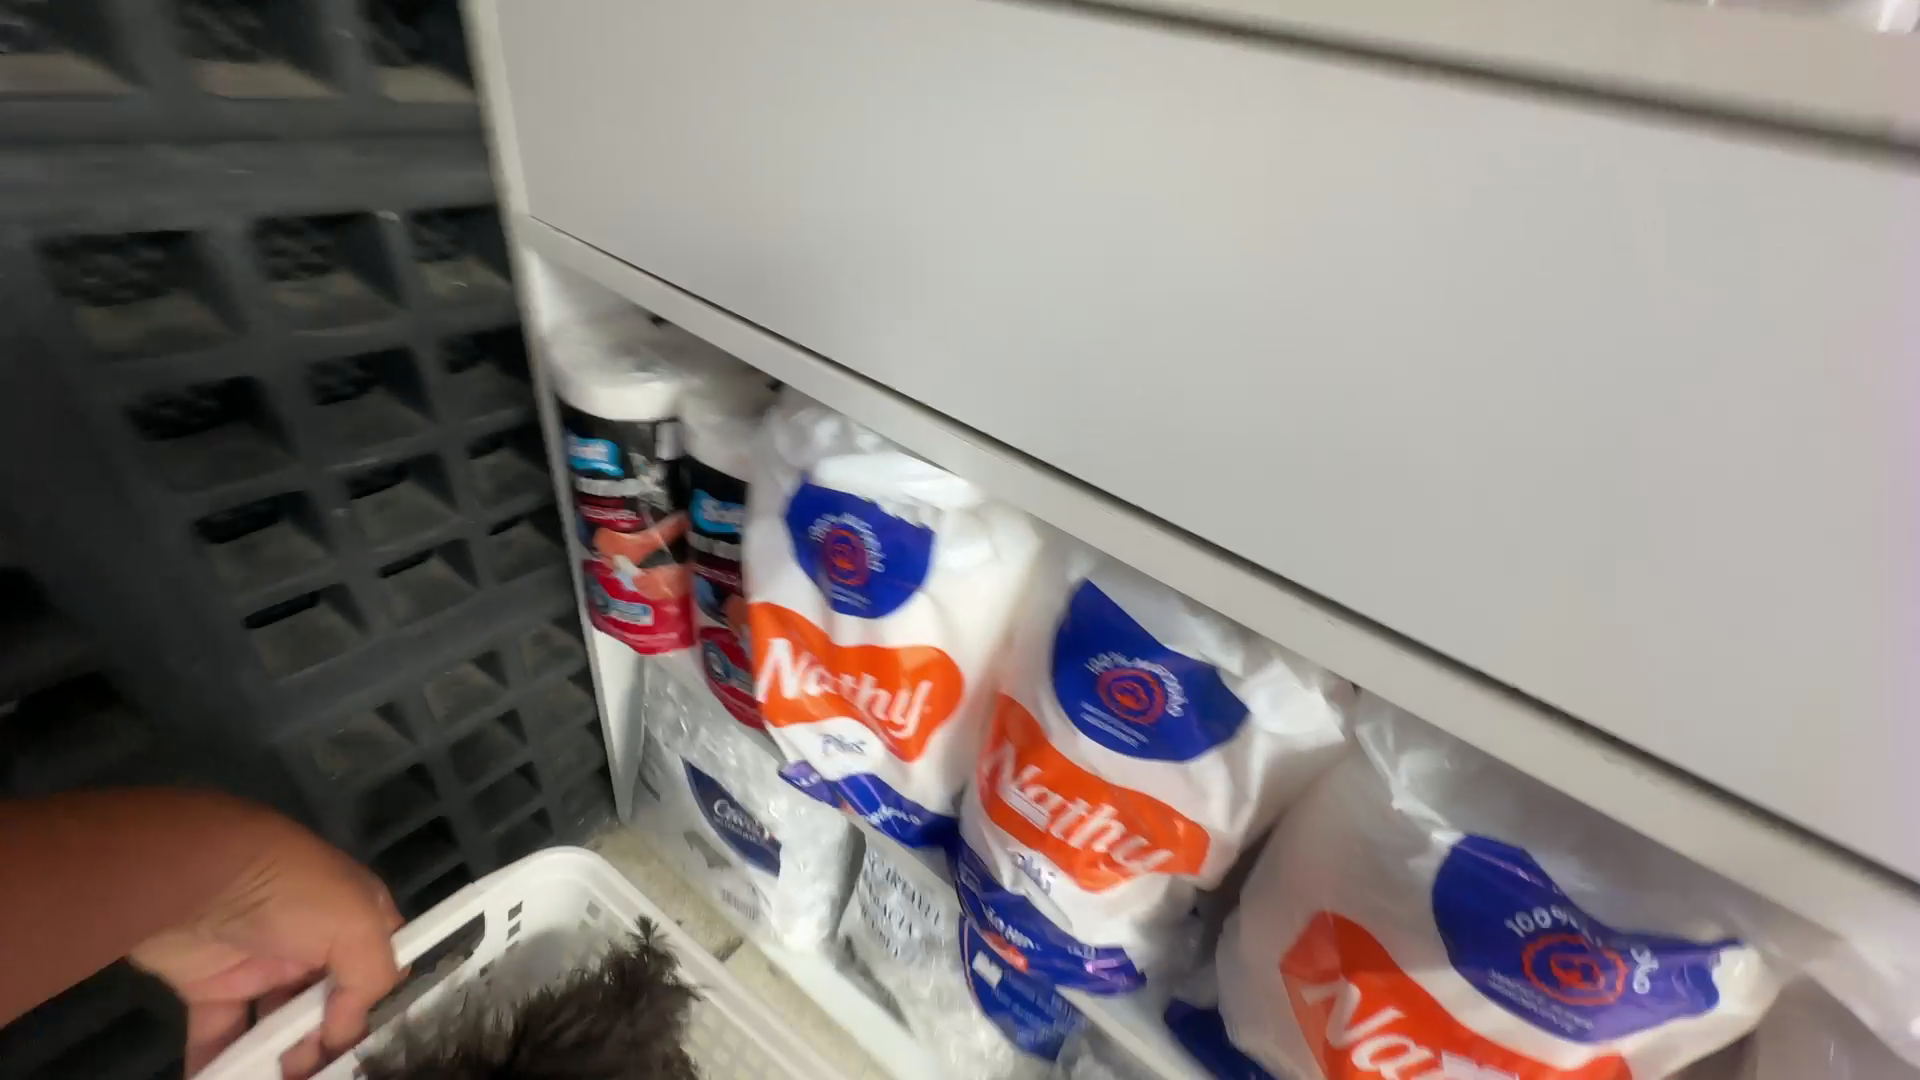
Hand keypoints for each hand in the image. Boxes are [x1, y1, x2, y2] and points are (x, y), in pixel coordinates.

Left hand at [130, 817, 402, 1075]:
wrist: (205, 880)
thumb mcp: (356, 924)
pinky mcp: (216, 988)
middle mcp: (322, 944)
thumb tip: (346, 1030)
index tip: (368, 1046)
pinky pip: (223, 1035)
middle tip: (319, 1074)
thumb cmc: (300, 893)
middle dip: (329, 1041)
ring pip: (282, 1023)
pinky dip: (224, 1064)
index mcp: (364, 920)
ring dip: (281, 1059)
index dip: (380, 1005)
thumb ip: (370, 977)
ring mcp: (269, 966)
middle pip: (333, 1002)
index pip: (384, 968)